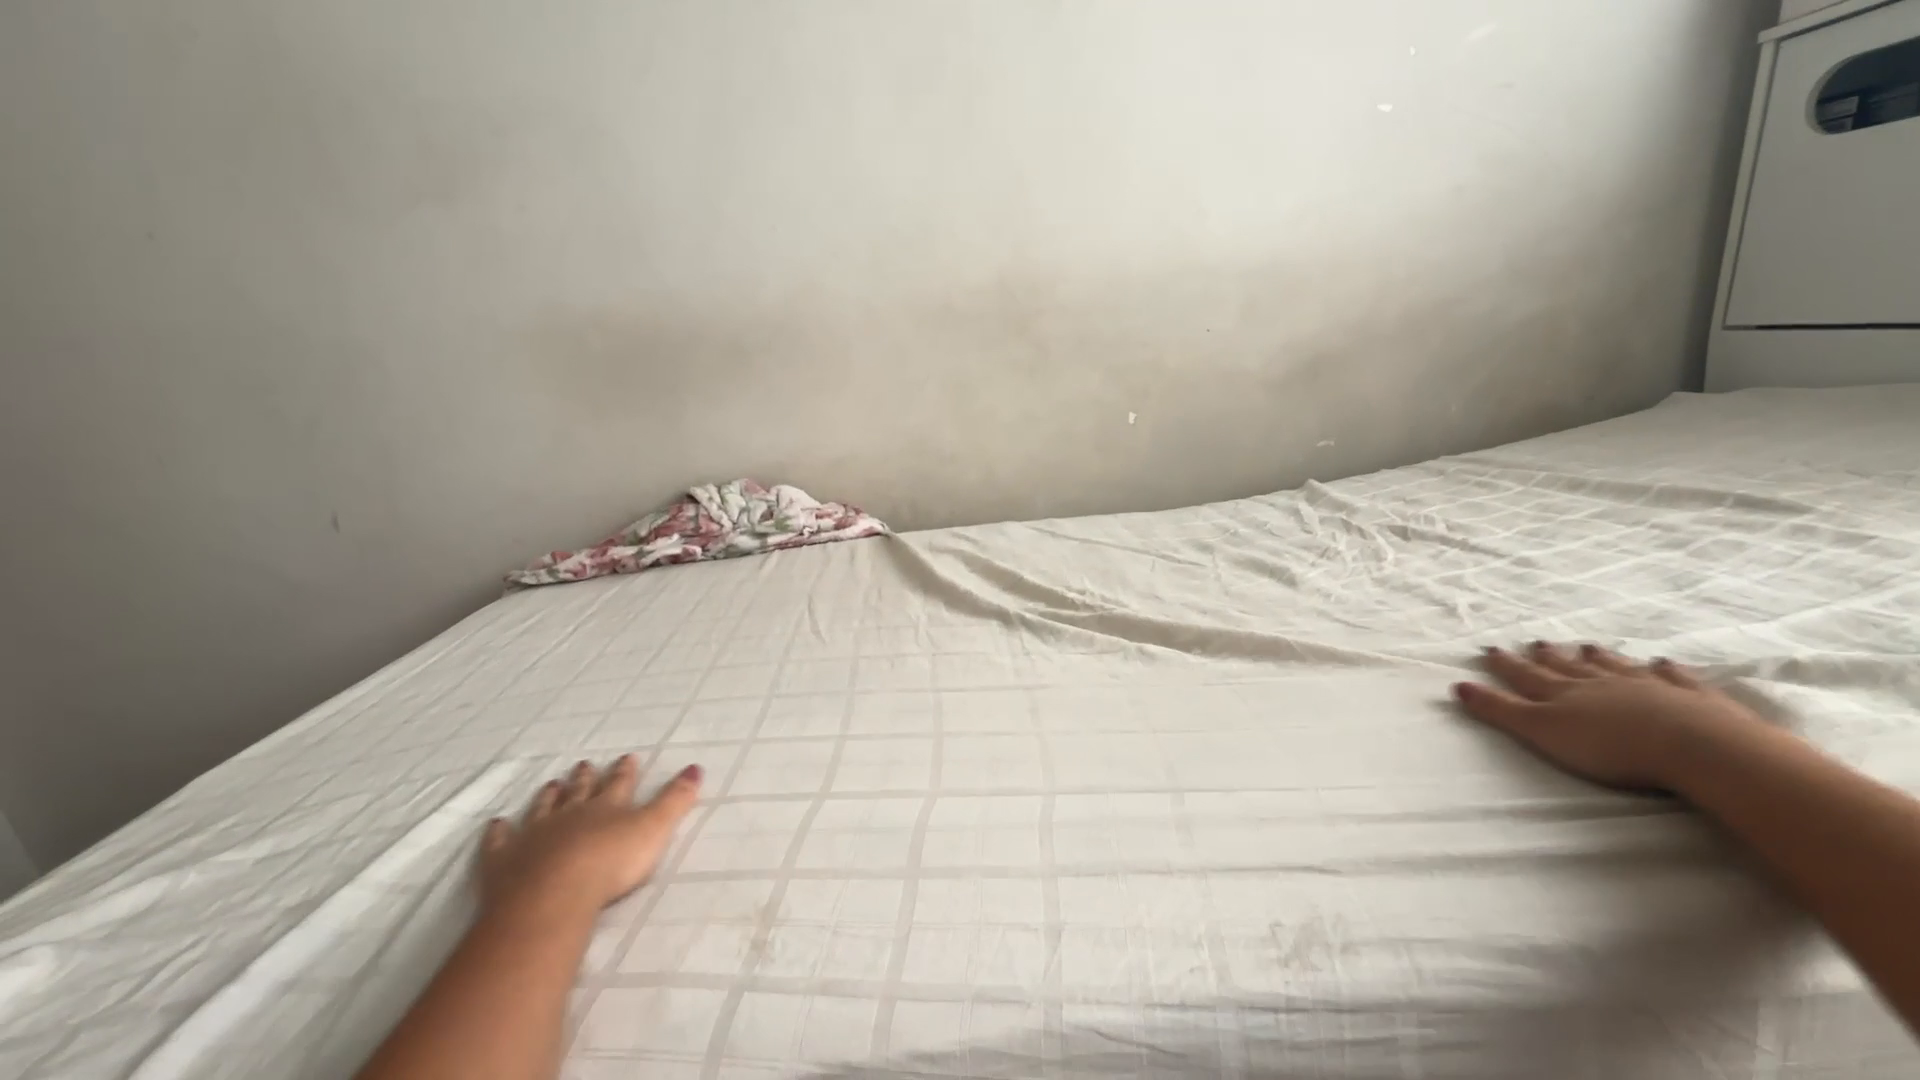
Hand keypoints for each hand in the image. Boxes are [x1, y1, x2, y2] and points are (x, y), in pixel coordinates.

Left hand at [479, 755, 702, 915]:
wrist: (552, 896)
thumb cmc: (610, 863)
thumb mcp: (655, 829)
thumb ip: (675, 800)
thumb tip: (696, 767)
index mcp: (606, 809)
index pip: (619, 784)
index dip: (624, 771)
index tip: (627, 757)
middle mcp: (569, 815)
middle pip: (579, 792)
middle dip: (585, 778)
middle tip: (584, 764)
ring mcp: (534, 836)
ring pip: (542, 809)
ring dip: (548, 797)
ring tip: (552, 783)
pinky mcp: (504, 861)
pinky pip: (500, 841)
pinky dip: (498, 832)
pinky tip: (496, 823)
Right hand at [1453, 642, 1770, 791]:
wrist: (1696, 746)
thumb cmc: (1610, 746)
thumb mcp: (1542, 731)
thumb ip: (1501, 710)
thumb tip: (1459, 685)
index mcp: (1564, 694)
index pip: (1527, 676)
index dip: (1507, 665)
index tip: (1491, 650)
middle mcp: (1602, 684)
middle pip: (1570, 668)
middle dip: (1551, 657)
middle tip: (1538, 643)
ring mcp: (1649, 687)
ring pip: (1616, 668)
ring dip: (1600, 658)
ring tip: (1589, 646)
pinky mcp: (1693, 699)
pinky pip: (1673, 678)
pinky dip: (1664, 669)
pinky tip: (1662, 662)